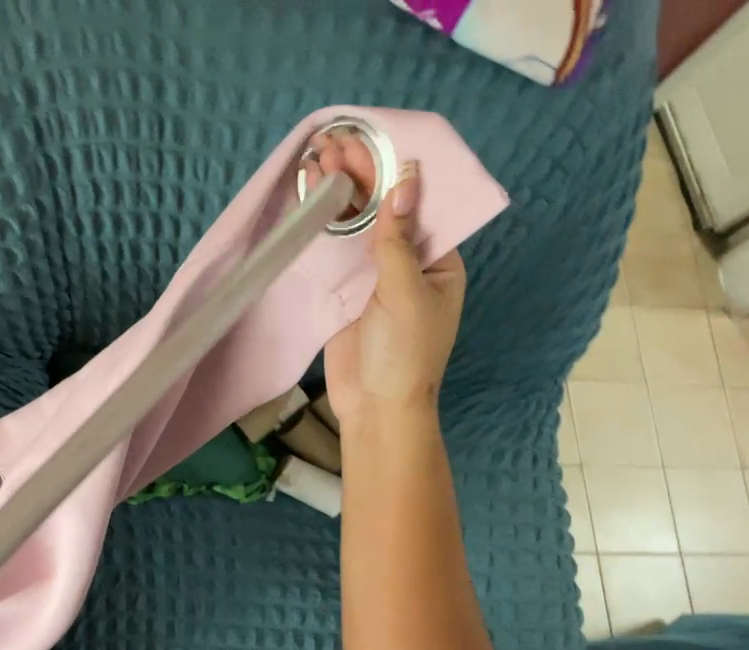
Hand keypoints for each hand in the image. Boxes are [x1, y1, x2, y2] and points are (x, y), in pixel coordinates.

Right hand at [313, 134, 465, 433]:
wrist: (375, 408)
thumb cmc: (404, 354)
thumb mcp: (406, 293)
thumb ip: (397, 239)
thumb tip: (404, 180)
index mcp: (438, 260)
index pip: (417, 203)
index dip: (392, 171)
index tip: (368, 142)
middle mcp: (407, 262)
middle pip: (383, 210)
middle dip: (360, 177)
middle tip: (332, 145)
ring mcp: (373, 279)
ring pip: (356, 228)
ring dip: (338, 196)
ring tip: (316, 161)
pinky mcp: (345, 295)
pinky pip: (335, 254)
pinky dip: (323, 228)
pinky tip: (310, 201)